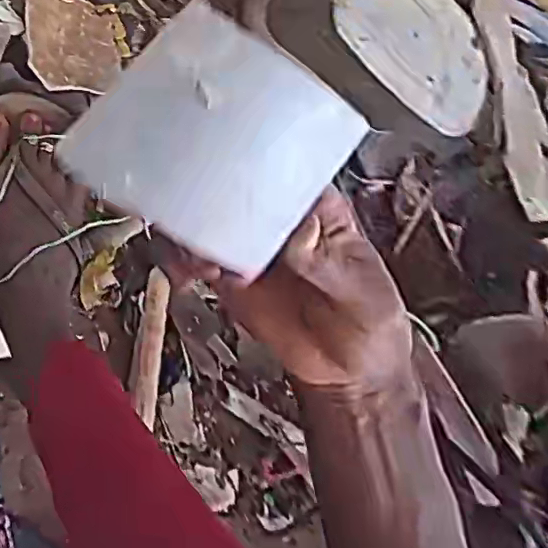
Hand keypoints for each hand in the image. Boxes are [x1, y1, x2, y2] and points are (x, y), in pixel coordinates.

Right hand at [157, 188, 411, 394]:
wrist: (347, 374)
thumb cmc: (369, 322)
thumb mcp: (362, 294)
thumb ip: (328, 263)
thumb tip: (299, 234)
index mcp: (308, 207)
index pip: (274, 173)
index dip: (249, 172)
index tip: (233, 188)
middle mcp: (268, 217)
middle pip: (224, 188)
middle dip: (206, 203)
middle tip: (209, 229)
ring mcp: (241, 241)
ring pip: (196, 216)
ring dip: (188, 233)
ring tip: (202, 262)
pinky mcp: (219, 268)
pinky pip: (186, 252)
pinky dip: (178, 259)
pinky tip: (192, 275)